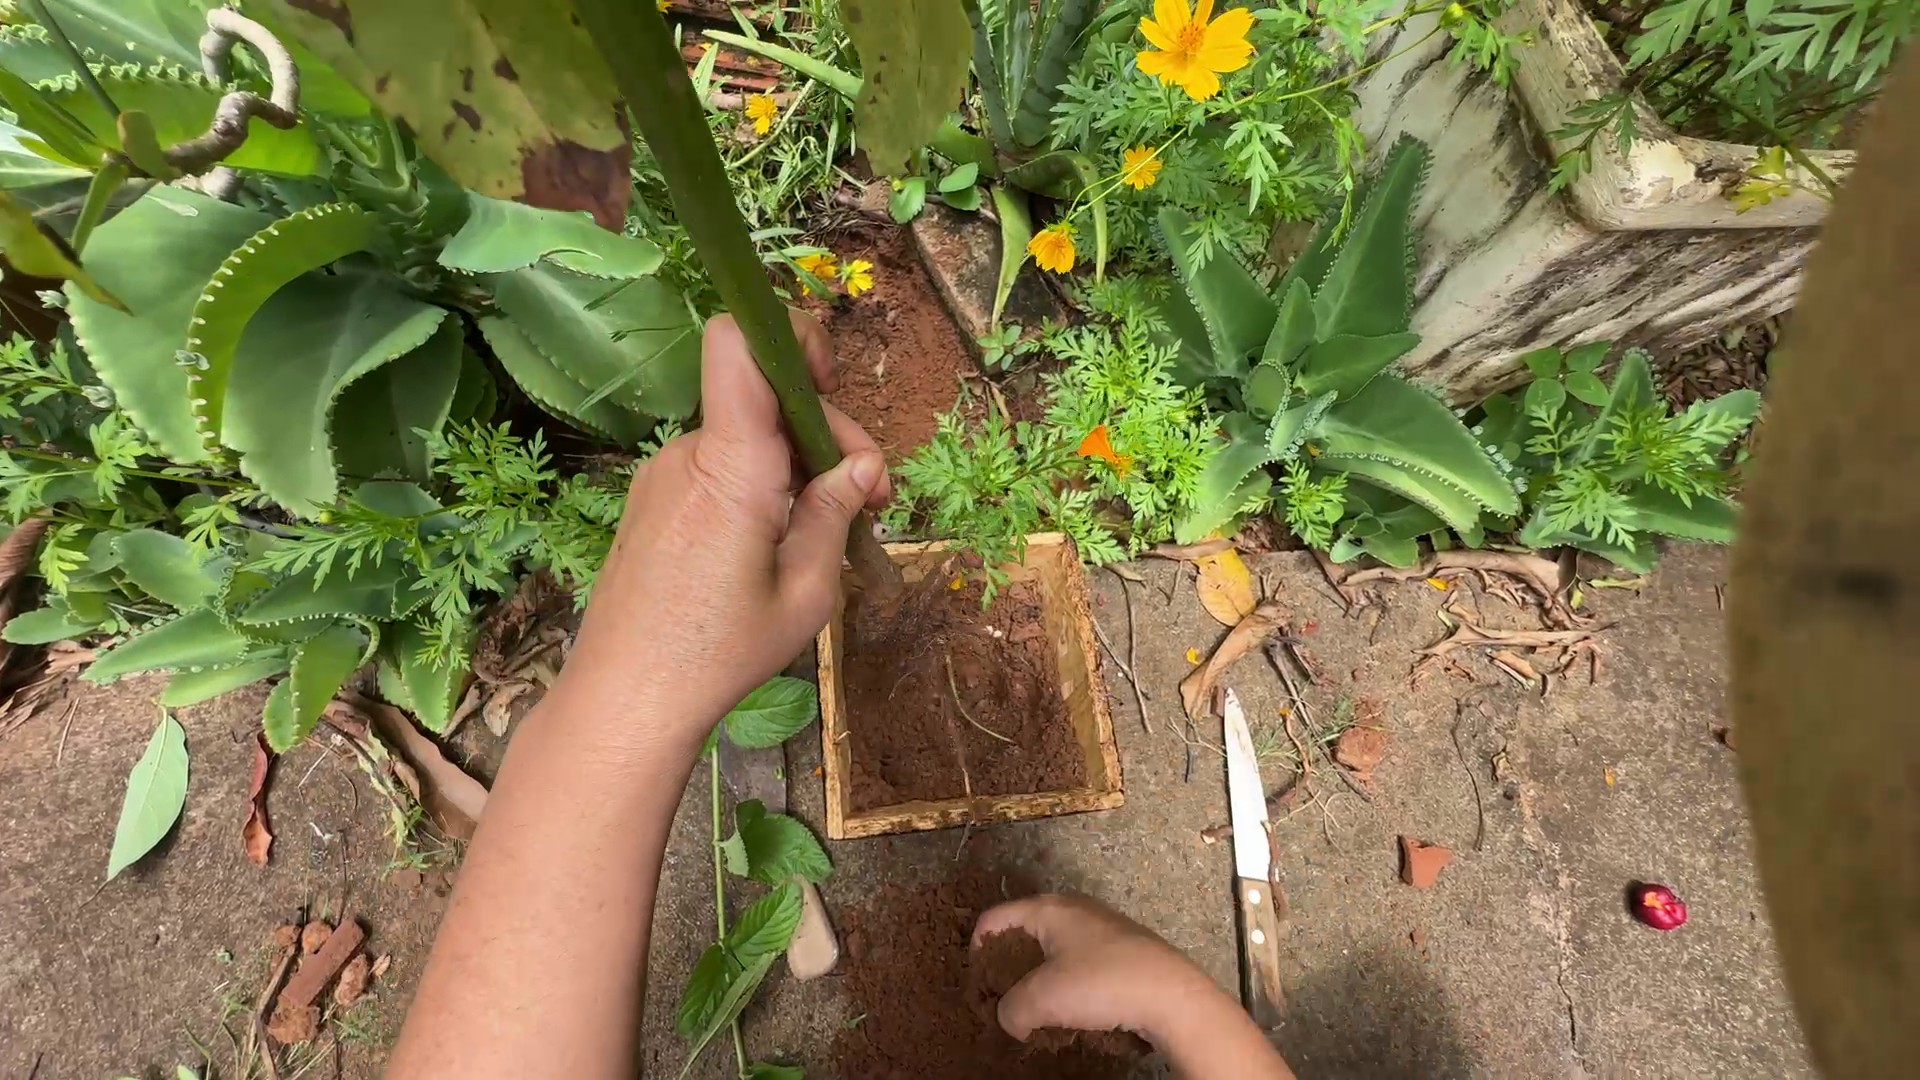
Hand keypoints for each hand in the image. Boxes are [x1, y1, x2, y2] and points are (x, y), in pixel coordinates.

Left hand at [561, 311, 888, 745]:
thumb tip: (863, 465)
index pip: (739, 344)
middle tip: (870, 500)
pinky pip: (721, 467)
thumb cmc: (722, 652)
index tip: (830, 387)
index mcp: (731, 466)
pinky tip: (780, 538)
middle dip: (829, 436)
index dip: (789, 337)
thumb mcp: (807, 591)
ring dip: (798, 466)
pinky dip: (762, 485)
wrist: (624, 699)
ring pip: (748, 438)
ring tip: (828, 530)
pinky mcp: (653, 500)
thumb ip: (835, 513)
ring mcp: (664, 475)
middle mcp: (690, 454)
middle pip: (766, 400)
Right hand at [972, 893, 1222, 1042]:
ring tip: (1037, 1010)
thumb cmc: (1101, 983)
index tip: (978, 985)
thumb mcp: (1045, 1000)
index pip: (993, 918)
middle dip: (1008, 964)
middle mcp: (1069, 906)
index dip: (977, 950)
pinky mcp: (1120, 944)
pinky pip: (1077, 957)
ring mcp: (1097, 923)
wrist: (1171, 993)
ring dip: (1038, 975)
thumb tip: (1009, 1017)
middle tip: (1003, 998)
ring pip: (1052, 945)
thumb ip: (1013, 1008)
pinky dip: (1066, 979)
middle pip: (1022, 929)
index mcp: (1046, 907)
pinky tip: (1074, 1008)